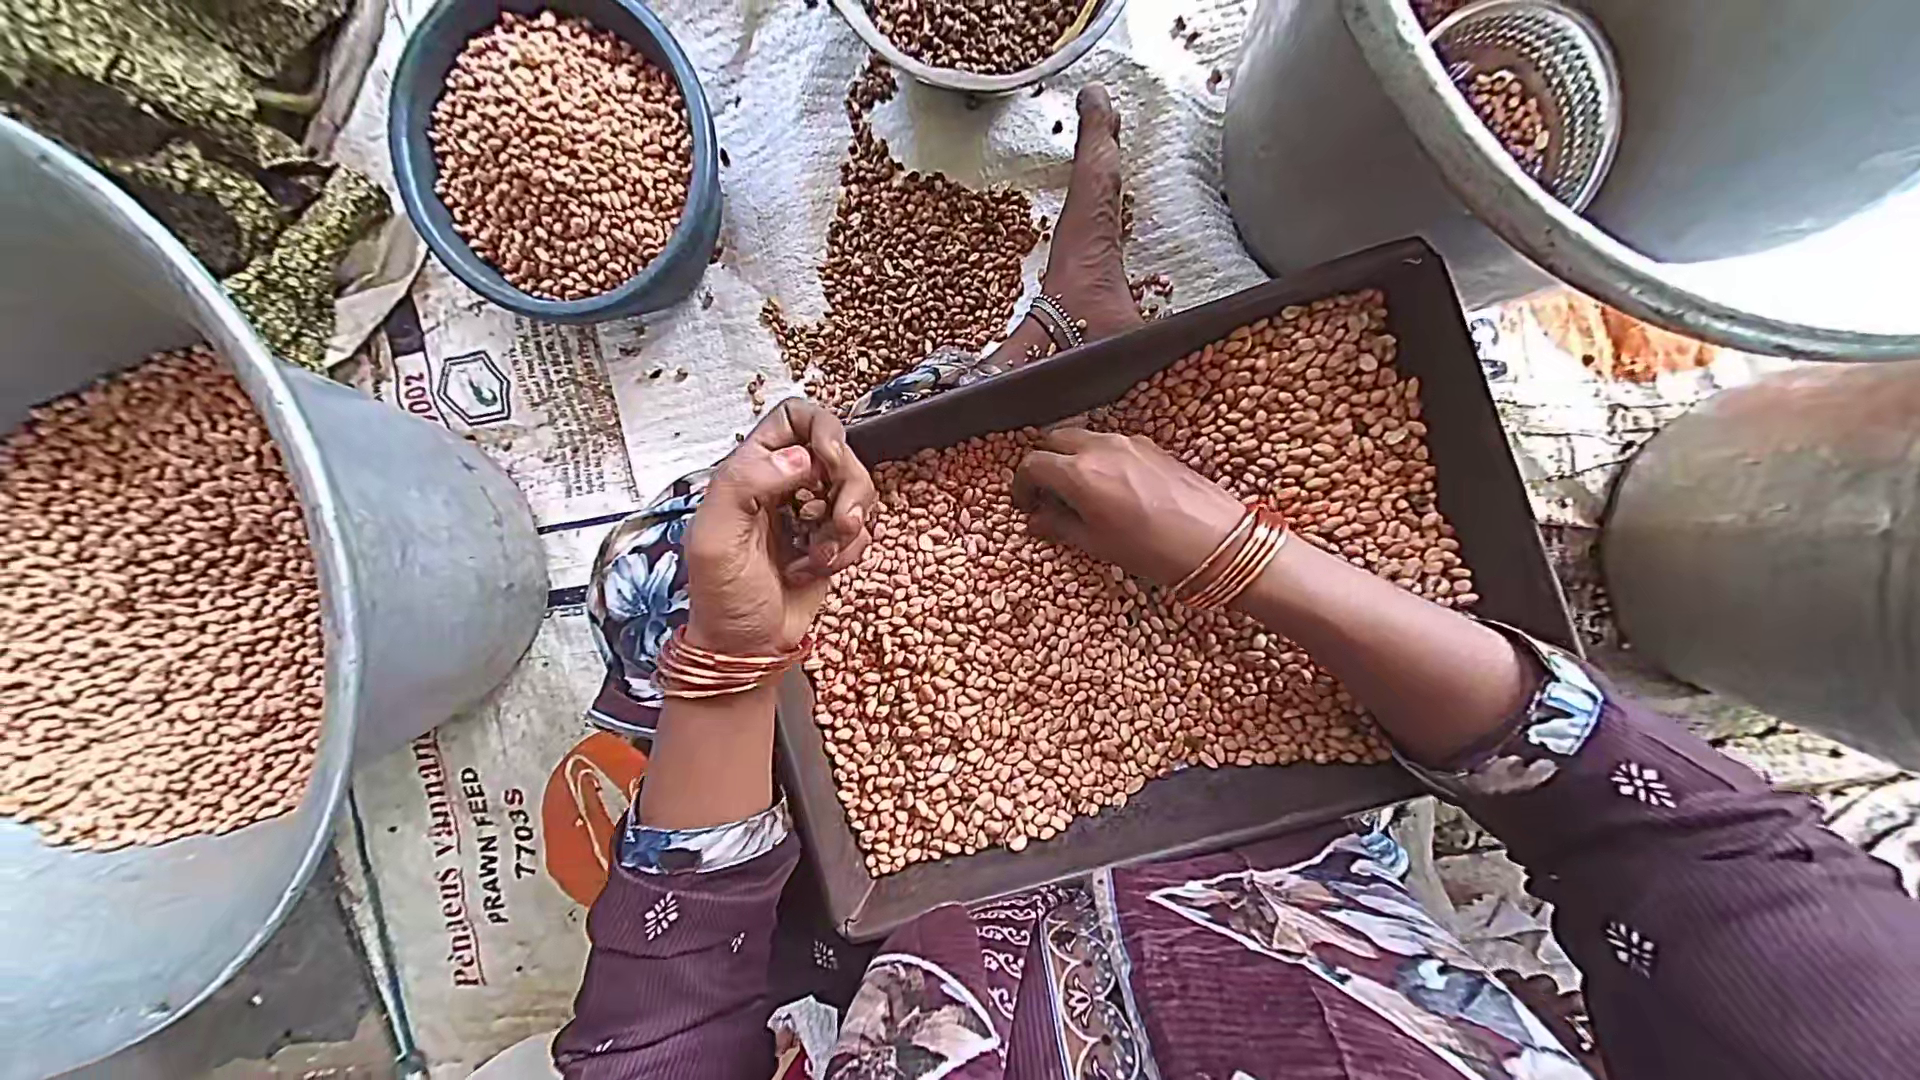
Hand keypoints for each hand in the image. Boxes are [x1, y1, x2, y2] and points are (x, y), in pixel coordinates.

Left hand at [683, 399, 875, 655]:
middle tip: (837, 523)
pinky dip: (849, 550)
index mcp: (751, 470)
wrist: (748, 648)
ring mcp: (813, 511)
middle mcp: (786, 483)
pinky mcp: (833, 539)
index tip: (830, 461)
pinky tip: (819, 567)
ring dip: (848, 526)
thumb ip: (744, 484)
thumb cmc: (722, 598)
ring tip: (820, 554)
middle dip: (847, 488)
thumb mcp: (714, 540)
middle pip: (841, 452)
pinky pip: (863, 528)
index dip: (821, 428)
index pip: (795, 417)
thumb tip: (799, 457)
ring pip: (859, 489)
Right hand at [1011, 427, 1247, 585]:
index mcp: (1078, 473)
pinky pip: (1110, 442)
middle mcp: (1099, 447)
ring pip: (1083, 437)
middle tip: (1046, 493)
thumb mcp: (1096, 543)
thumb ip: (1059, 525)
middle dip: (1043, 463)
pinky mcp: (1150, 445)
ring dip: (1069, 457)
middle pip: (1054, 439)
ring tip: (1077, 490)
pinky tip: (1108, 485)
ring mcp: (1128, 442)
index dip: (1021, 484)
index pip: (1032, 464)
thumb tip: (1036, 518)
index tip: (1024, 503)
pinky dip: (1096, 456)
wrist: (1217, 542)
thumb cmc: (1152, 549)